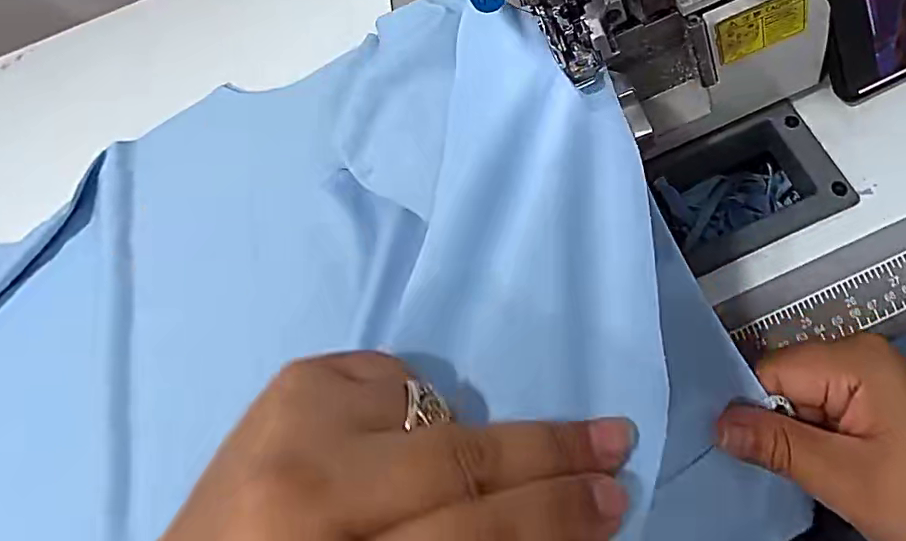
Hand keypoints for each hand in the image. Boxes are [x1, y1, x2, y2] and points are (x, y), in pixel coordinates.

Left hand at [162, 351, 634, 540]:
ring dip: (482, 438)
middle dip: (551, 460)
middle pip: (463, 462)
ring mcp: (293, 425)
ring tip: (528, 448)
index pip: (475, 531)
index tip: (615, 500)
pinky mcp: (289, 383)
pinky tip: (400, 443)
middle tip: (614, 447)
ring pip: (435, 411)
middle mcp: (306, 492)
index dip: (554, 518)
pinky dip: (412, 413)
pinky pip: (393, 380)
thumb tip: (550, 512)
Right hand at [715, 334, 905, 540]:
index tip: (748, 452)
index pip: (774, 368)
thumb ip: (780, 446)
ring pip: (806, 396)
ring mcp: (873, 374)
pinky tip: (836, 469)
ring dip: (802, 436)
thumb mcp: (849, 481)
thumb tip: (718, 423)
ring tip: (823, 476)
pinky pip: (828, 407)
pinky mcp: (881, 399)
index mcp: (855, 357)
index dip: (757, 410)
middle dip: (782, 425)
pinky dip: (822, 438)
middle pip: (789, 379)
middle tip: (799, 473)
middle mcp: (861, 352)